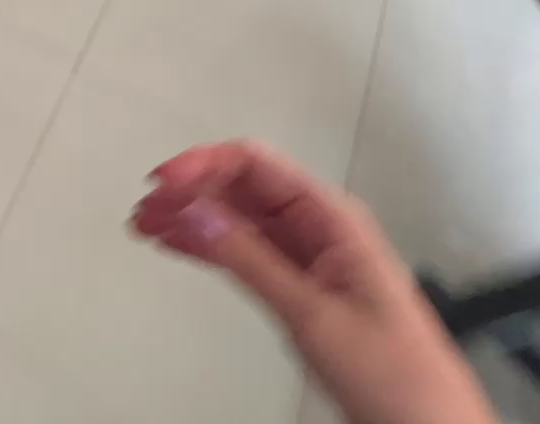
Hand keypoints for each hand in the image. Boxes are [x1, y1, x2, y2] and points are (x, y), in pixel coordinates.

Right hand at [130, 141, 497, 423]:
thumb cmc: (394, 375)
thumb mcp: (314, 313)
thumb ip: (250, 259)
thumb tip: (193, 209)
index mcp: (328, 217)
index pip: (254, 165)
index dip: (204, 164)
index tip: (163, 181)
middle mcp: (312, 226)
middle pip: (237, 187)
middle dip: (188, 191)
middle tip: (145, 207)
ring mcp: (300, 255)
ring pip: (231, 218)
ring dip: (187, 216)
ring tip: (144, 224)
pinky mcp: (292, 284)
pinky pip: (238, 251)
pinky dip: (202, 245)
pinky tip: (172, 244)